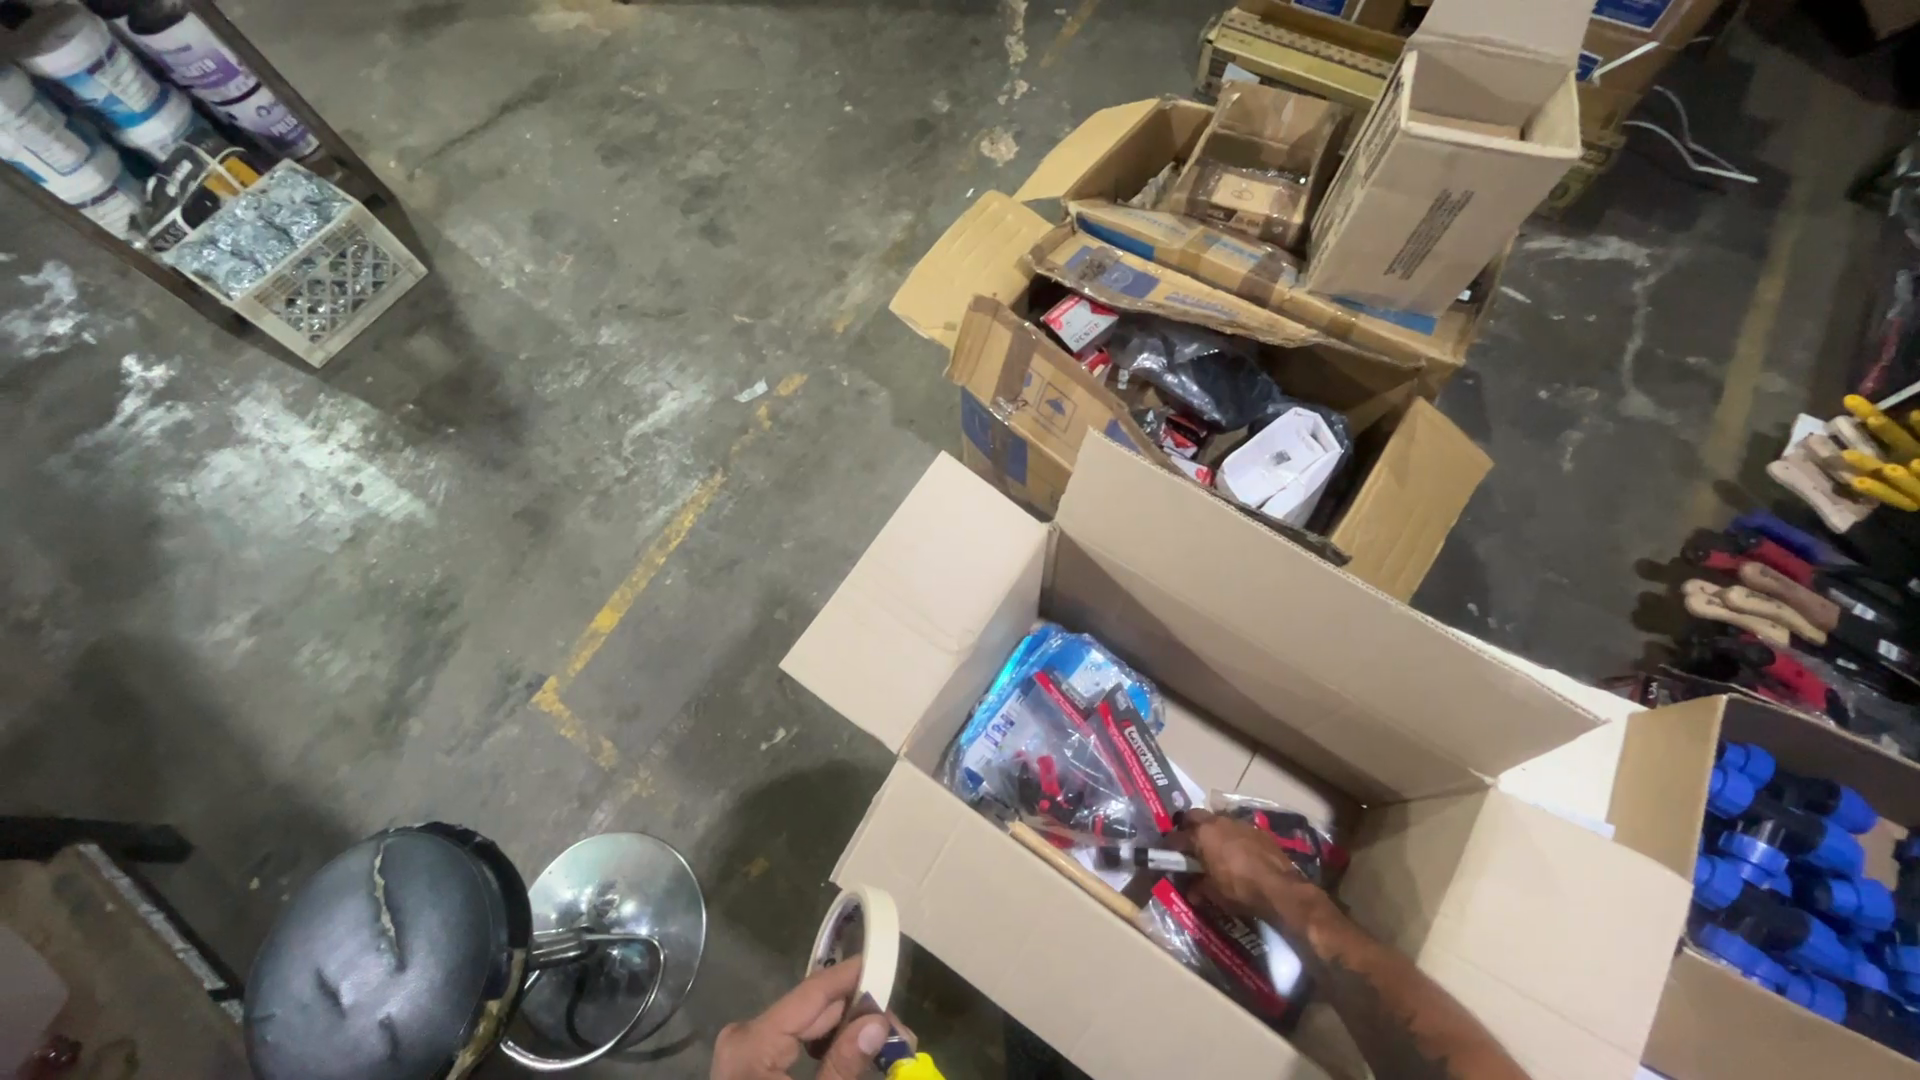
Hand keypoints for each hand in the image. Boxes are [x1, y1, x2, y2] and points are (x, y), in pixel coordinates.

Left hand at [711, 958, 892, 1079]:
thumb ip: (844, 1065)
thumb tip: (878, 1022)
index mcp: (754, 1041)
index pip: (814, 990)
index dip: (854, 977)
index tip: (891, 969)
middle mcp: (746, 1034)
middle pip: (814, 1008)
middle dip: (859, 1016)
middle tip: (901, 1037)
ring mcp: (746, 1048)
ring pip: (808, 1024)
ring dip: (846, 1032)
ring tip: (884, 1050)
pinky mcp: (750, 1062)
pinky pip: (795, 1042)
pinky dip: (824, 1047)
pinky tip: (850, 1058)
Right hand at [1178, 809, 1332, 930]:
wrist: (1280, 888)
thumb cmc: (1240, 889)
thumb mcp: (1213, 893)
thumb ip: (1198, 887)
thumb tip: (1191, 890)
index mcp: (1201, 835)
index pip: (1176, 836)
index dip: (1170, 845)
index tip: (1168, 853)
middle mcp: (1216, 822)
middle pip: (1194, 816)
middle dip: (1188, 826)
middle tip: (1189, 843)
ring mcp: (1238, 823)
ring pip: (1217, 819)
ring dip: (1212, 830)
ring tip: (1214, 847)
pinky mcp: (1257, 829)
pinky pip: (1237, 828)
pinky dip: (1232, 836)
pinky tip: (1238, 852)